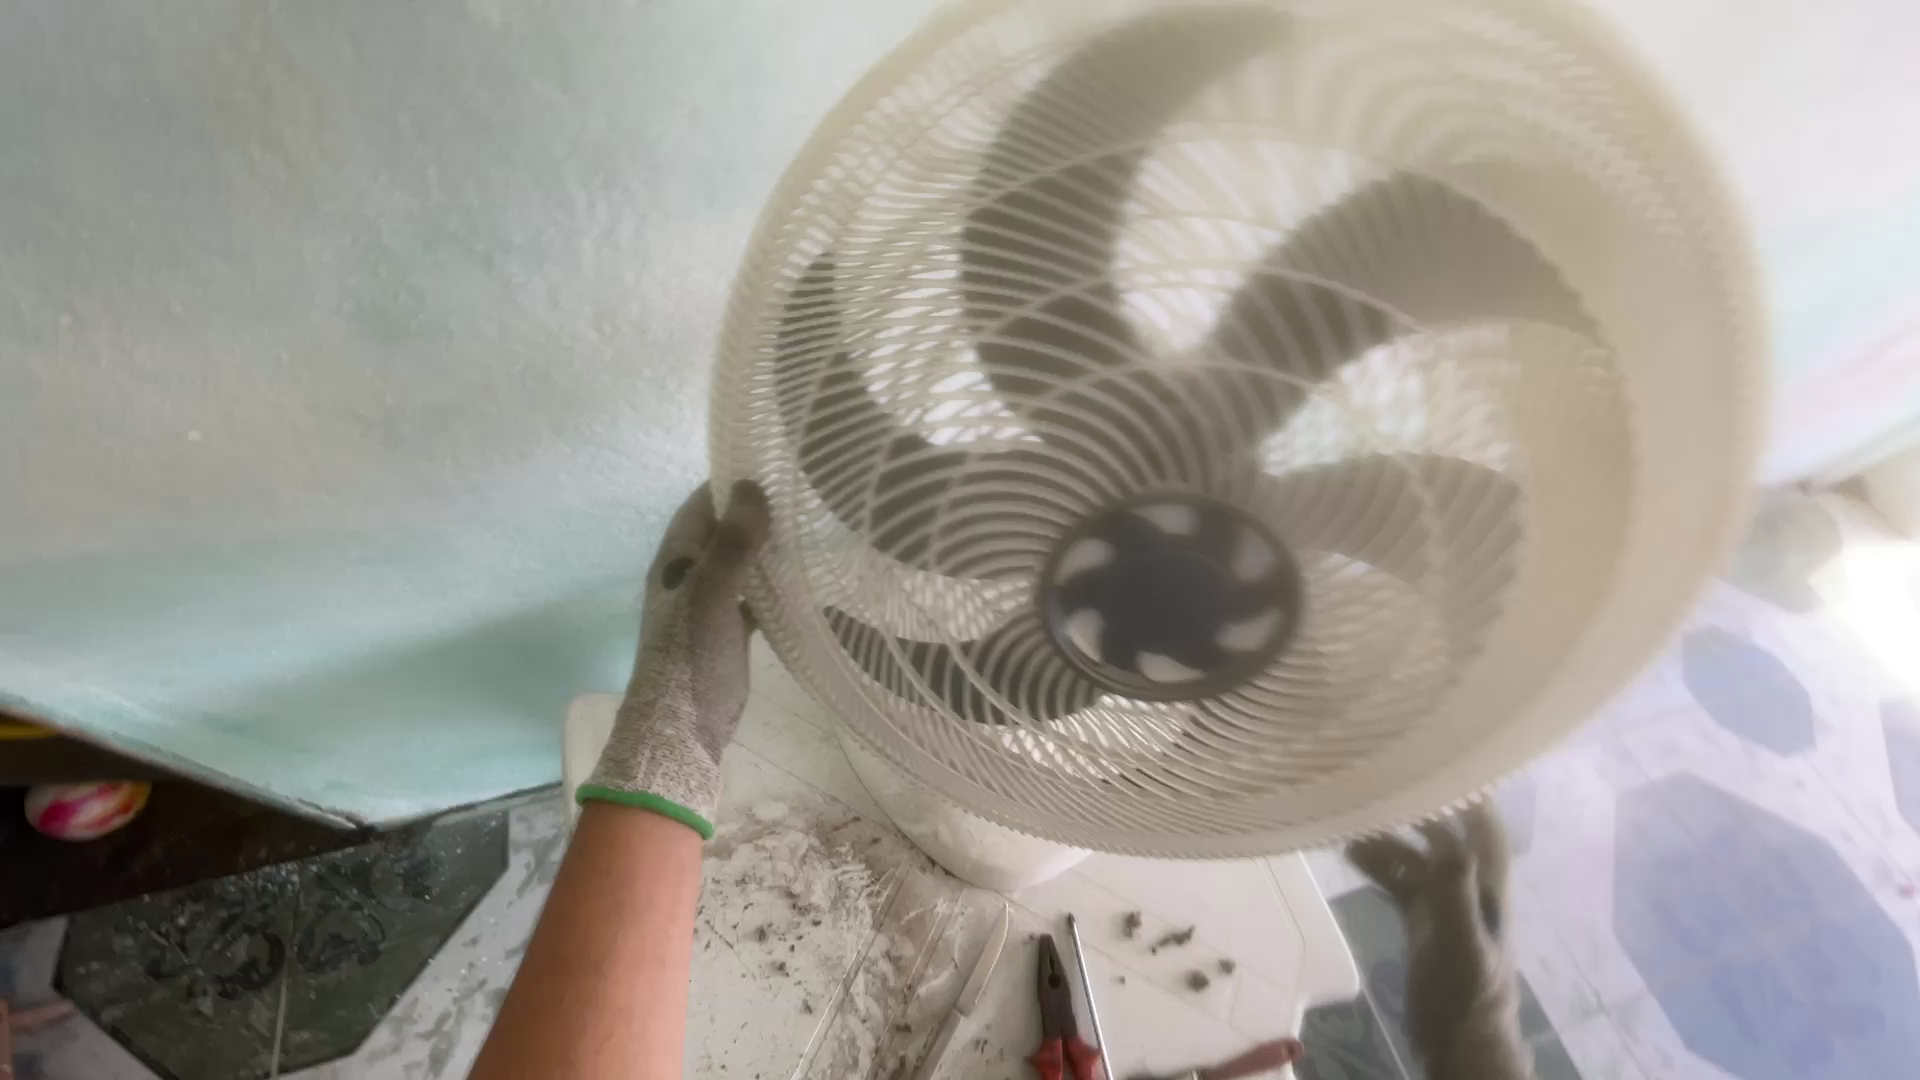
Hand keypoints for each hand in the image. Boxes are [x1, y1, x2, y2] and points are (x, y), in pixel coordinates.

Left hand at [577, 480, 770, 837]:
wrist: (682, 727)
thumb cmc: (690, 656)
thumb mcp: (712, 593)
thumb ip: (733, 543)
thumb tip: (752, 487)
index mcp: (677, 559)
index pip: (702, 503)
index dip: (731, 481)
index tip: (772, 463)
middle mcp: (692, 574)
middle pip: (725, 530)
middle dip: (757, 511)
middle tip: (804, 493)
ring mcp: (711, 602)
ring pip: (743, 561)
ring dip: (769, 546)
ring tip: (811, 526)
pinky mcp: (730, 628)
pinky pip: (755, 592)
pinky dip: (775, 581)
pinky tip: (805, 576)